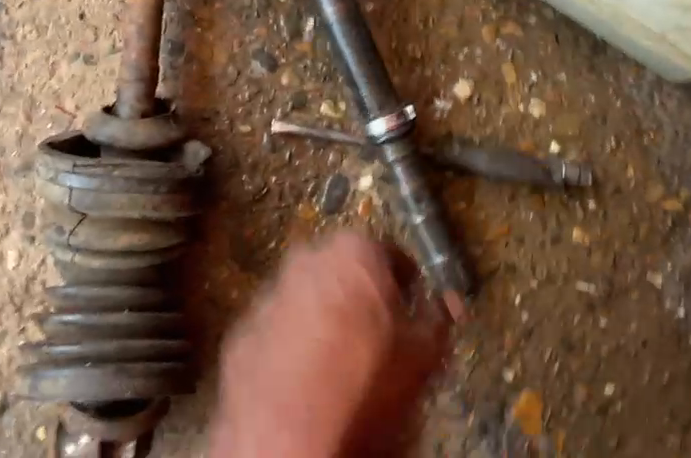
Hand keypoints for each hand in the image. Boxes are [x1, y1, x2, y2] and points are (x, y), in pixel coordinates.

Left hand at [207, 232, 452, 456]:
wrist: (287, 437)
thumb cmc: (361, 390)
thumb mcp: (423, 356)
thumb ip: (439, 318)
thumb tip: (447, 305)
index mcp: (355, 253)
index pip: (391, 253)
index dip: (406, 284)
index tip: (413, 307)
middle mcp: (307, 260)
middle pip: (343, 270)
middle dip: (361, 297)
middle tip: (380, 337)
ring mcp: (269, 293)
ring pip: (306, 298)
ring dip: (323, 319)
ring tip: (343, 365)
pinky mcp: (243, 330)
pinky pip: (277, 329)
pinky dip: (291, 345)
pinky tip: (307, 380)